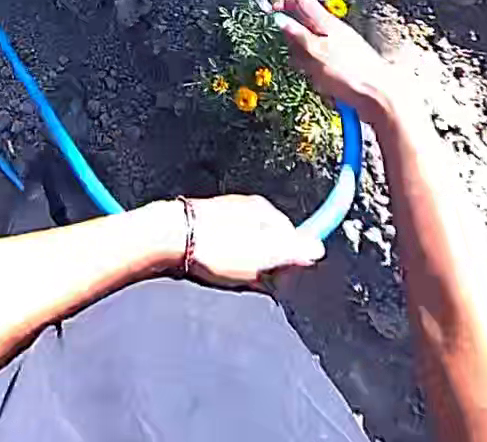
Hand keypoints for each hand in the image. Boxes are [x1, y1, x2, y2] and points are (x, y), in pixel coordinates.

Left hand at [180, 195, 324, 287]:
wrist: (169, 236)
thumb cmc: (215, 245)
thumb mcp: (262, 254)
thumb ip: (292, 250)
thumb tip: (317, 248)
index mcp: (264, 209)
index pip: (293, 237)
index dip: (289, 262)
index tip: (279, 279)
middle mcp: (247, 207)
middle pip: (270, 243)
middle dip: (264, 266)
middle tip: (250, 280)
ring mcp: (227, 214)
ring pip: (247, 248)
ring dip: (243, 268)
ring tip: (228, 277)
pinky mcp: (208, 226)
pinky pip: (227, 249)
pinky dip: (225, 264)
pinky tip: (214, 272)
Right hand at [273, 0, 413, 123]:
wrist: (383, 99)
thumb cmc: (353, 75)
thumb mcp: (316, 54)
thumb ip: (297, 36)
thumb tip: (280, 20)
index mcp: (327, 23)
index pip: (301, 0)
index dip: (283, 4)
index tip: (270, 17)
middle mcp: (335, 32)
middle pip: (305, 26)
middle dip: (294, 43)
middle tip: (295, 58)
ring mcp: (341, 49)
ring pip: (312, 49)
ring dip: (307, 63)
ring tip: (316, 77)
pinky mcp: (346, 66)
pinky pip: (322, 67)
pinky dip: (319, 76)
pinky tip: (328, 88)